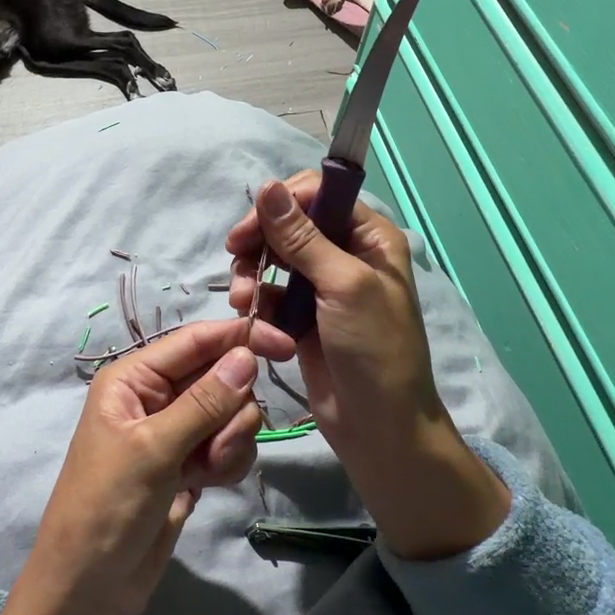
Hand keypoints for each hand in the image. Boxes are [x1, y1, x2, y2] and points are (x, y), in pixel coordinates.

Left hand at [0, 320, 288, 614]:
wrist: (89, 586)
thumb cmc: (107, 504)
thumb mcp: (153, 449)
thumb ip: (203, 402)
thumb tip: (246, 355)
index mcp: (133, 377)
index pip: (195, 341)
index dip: (239, 337)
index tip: (286, 345)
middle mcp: (155, 396)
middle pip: (220, 377)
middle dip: (231, 410)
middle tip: (218, 447)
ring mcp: (174, 432)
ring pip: (230, 414)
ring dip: (230, 440)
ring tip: (206, 473)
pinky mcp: (189, 464)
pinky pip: (228, 446)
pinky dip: (228, 462)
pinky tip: (207, 486)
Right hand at [227, 174, 511, 560]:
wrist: (380, 428)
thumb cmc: (374, 349)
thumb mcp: (342, 286)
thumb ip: (302, 236)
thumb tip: (268, 186)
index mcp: (370, 236)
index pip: (319, 193)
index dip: (282, 202)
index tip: (249, 226)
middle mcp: (346, 253)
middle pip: (290, 222)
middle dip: (260, 238)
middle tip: (235, 256)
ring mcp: (323, 285)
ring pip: (274, 255)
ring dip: (252, 270)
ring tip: (243, 300)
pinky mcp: (302, 314)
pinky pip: (270, 290)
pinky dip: (256, 298)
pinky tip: (249, 315)